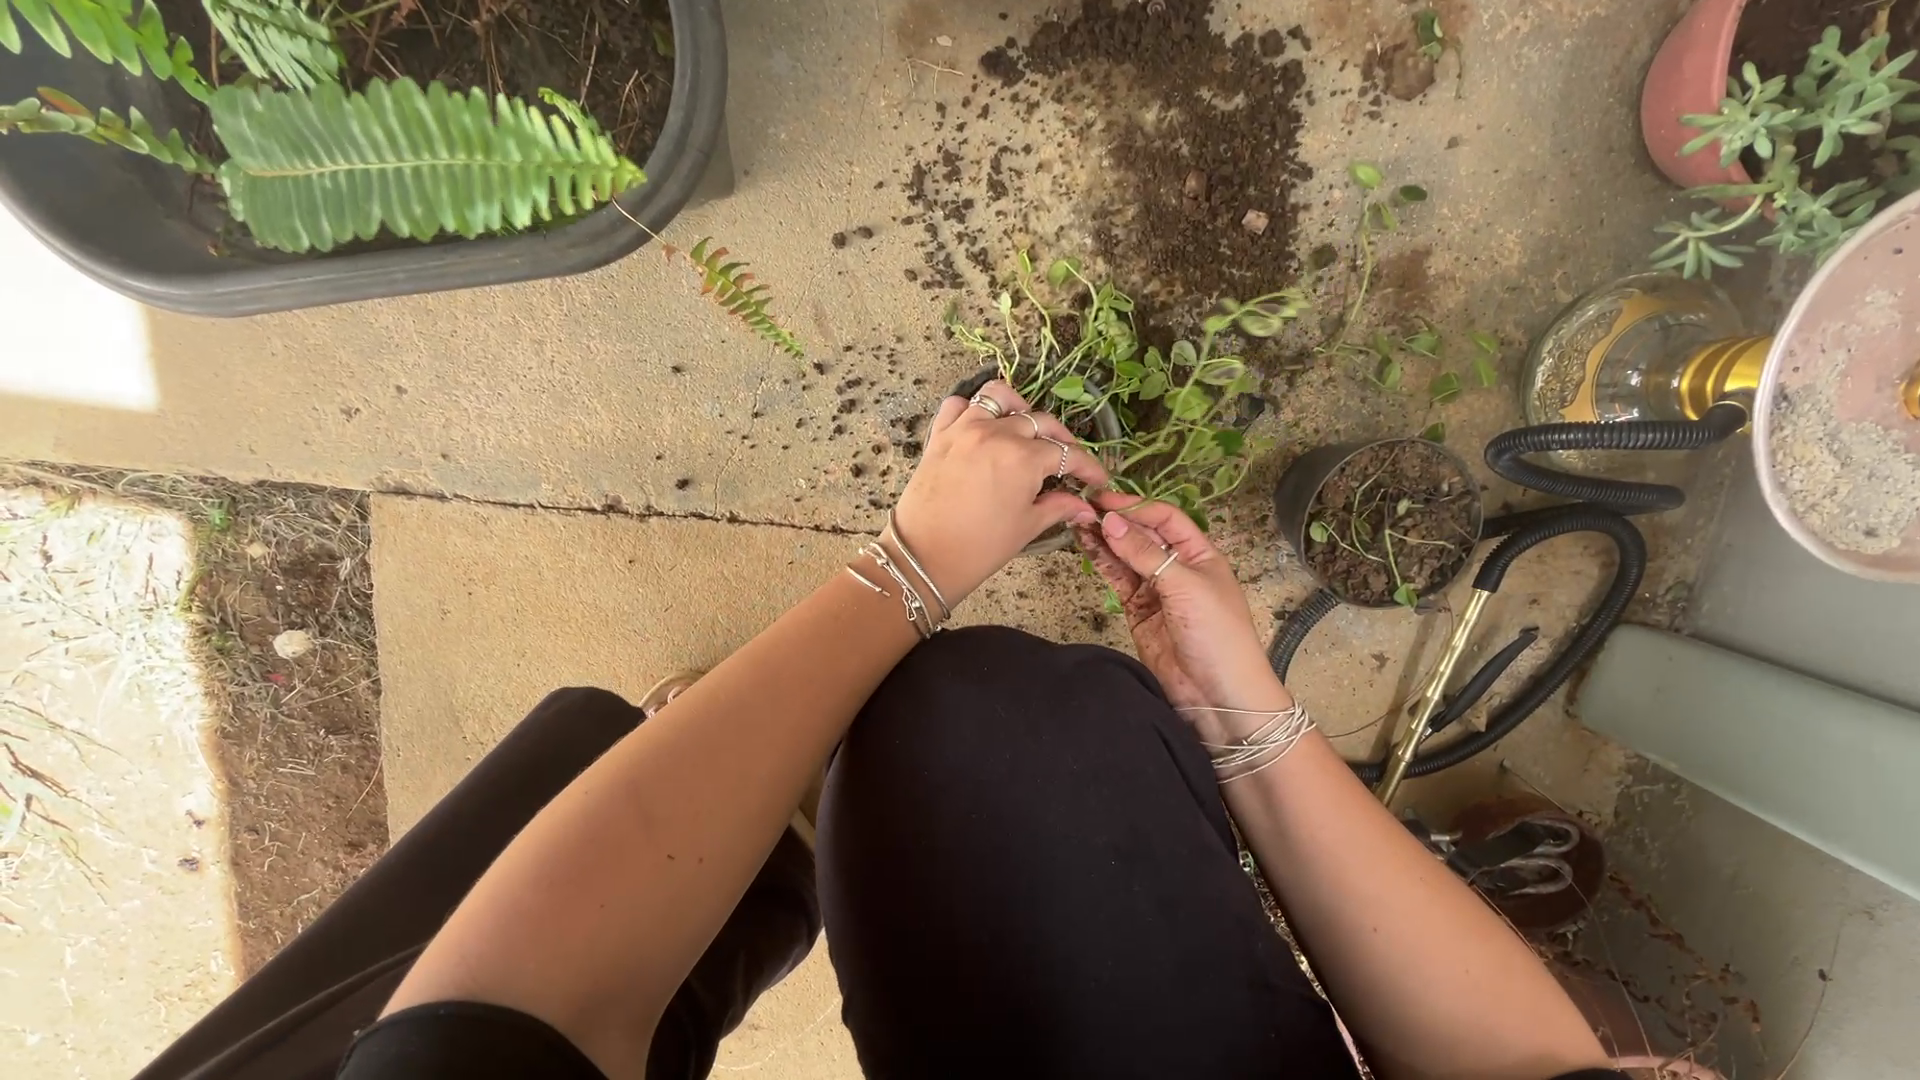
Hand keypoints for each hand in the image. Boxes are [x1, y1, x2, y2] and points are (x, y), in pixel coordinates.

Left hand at [890, 380, 1108, 604]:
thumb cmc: (979, 548)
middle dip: (1061, 440)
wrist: (923, 557)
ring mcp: (964, 429)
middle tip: (1068, 460)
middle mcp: (996, 434)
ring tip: (1025, 428)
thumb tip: (1086, 507)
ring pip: (999, 397)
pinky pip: (958, 405)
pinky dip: (974, 409)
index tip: (1098, 479)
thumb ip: (1058, 507)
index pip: (1068, 454)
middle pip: (1040, 422)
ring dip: (1019, 409)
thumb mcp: (1026, 527)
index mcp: (1023, 458)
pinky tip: (984, 426)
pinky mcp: (939, 435)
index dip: (1088, 467)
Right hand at [1074, 493, 1291, 740]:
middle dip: (1116, 521)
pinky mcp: (1137, 610)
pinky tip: (1085, 546)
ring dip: (1104, 539)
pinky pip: (1118, 579)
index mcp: (1200, 553)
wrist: (1218, 693)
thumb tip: (1109, 522)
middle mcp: (1177, 566)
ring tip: (1077, 522)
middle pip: (1143, 535)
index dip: (1135, 507)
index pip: (1165, 518)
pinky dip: (1102, 562)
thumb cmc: (1217, 633)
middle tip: (1083, 509)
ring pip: (1126, 556)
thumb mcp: (1185, 586)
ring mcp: (1156, 589)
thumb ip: (1144, 554)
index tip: (1103, 501)